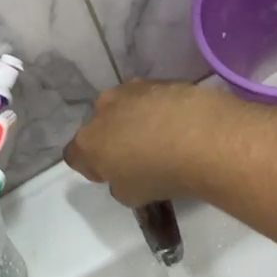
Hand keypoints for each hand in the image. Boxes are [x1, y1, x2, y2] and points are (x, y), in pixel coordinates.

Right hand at [64, 81, 231, 205]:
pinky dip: (164, 109)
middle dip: (115, 138)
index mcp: (89, 141)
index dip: (91, 167)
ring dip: (139, 120)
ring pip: (128, 107)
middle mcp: (103, 109)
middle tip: (139, 156)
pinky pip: (155, 98)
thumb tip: (125, 176)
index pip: (75, 155)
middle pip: (101, 125)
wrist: (202, 138)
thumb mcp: (132, 196)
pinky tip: (183, 126)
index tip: (110, 175)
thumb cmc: (159, 175)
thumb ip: (120, 185)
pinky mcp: (162, 79)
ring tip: (166, 139)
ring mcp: (133, 90)